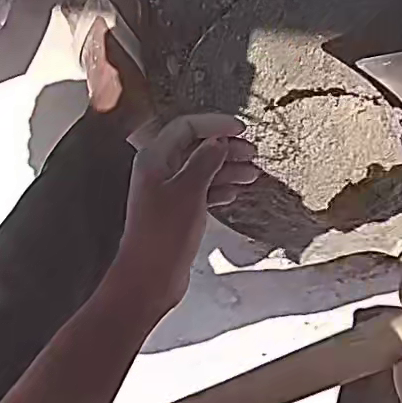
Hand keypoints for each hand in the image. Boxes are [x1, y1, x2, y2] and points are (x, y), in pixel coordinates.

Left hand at [110, 114, 257, 311]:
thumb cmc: (163, 235)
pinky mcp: (175, 211)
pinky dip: (218, 188)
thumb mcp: (190, 190)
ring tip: (251, 173)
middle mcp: (158, 170)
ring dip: (226, 168)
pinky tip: (233, 192)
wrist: (150, 278)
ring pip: (201, 169)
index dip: (215, 124)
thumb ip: (206, 161)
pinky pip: (200, 189)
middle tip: (251, 152)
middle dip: (225, 147)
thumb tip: (219, 142)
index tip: (240, 129)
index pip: (186, 127)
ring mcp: (166, 191)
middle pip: (195, 147)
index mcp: (154, 158)